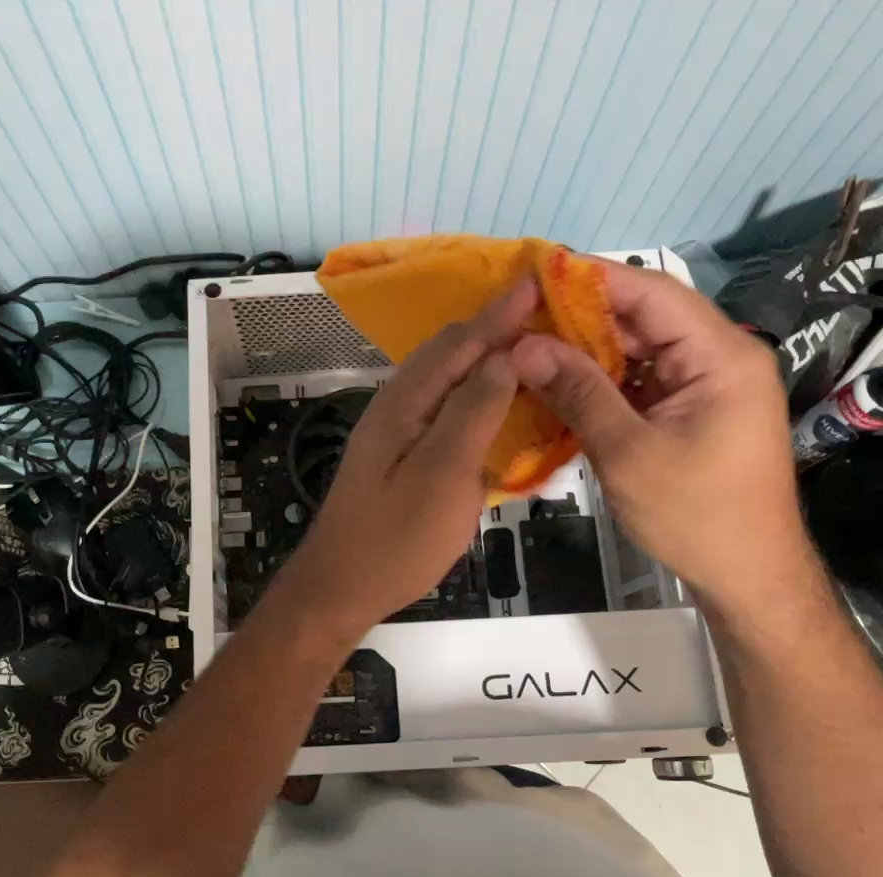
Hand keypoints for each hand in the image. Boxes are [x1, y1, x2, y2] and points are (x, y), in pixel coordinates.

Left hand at [269, 282, 534, 636]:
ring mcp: (394, 434)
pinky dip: (473, 399)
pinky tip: (495, 409)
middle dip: (493, 330)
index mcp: (404, 404)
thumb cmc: (395, 540)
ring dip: (484, 363)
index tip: (539, 281)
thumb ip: (474, 413)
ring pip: (444, 382)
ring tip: (528, 356)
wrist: (340, 589)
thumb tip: (505, 357)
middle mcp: (396, 408)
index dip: (500, 314)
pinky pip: (442, 412)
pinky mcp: (399, 459)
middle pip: (447, 355)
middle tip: (542, 317)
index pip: (458, 343)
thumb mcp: (443, 475)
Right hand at [507, 260, 811, 611]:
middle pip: (646, 317)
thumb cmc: (695, 515)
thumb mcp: (627, 453)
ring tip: (532, 349)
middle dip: (583, 316)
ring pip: (642, 349)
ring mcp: (710, 385)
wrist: (748, 574)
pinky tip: (563, 386)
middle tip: (522, 317)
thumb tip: (524, 348)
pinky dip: (606, 381)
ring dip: (590, 351)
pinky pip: (646, 380)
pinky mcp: (696, 410)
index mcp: (720, 356)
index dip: (592, 278)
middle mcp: (721, 357)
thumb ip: (578, 393)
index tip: (537, 271)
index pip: (651, 292)